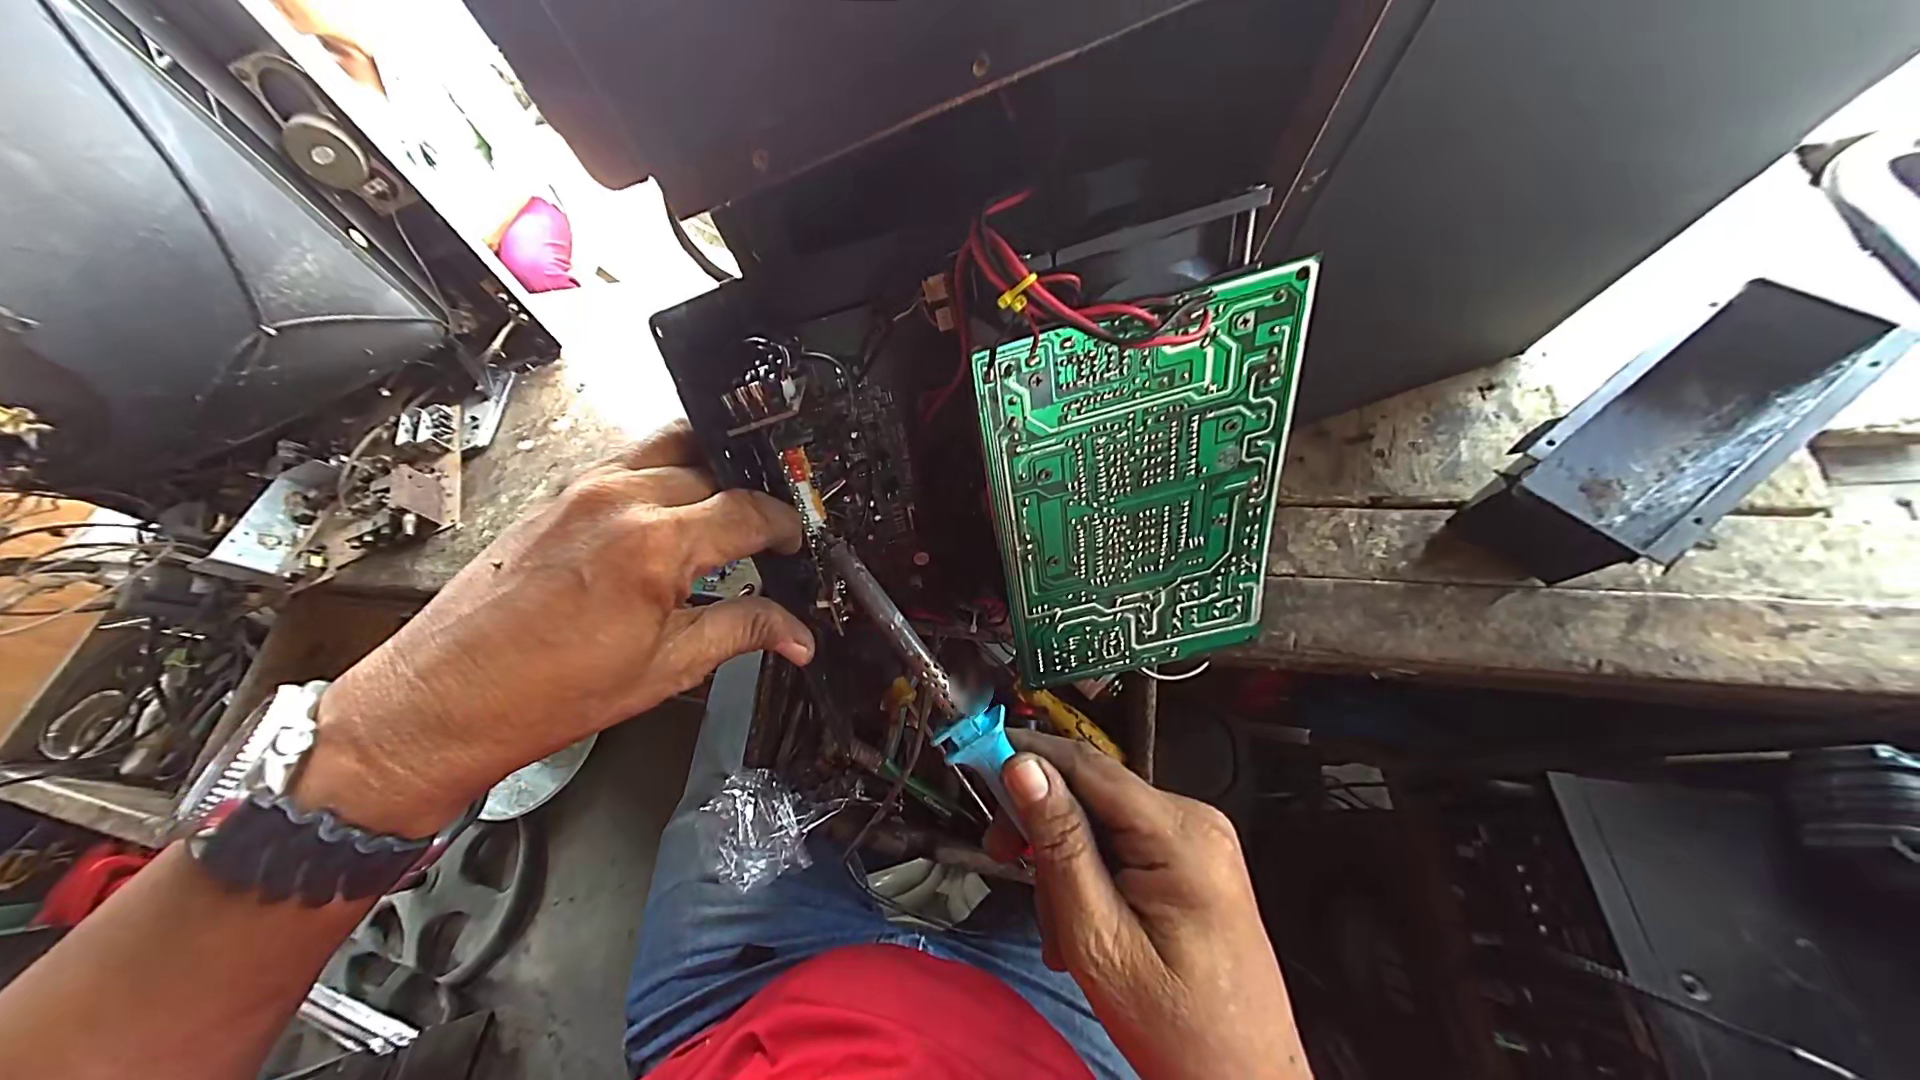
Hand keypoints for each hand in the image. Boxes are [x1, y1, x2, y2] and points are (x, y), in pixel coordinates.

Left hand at [295, 421, 814, 835]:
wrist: (444, 700)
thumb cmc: (545, 692)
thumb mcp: (668, 665)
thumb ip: (744, 631)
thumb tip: (796, 635)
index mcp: (654, 544)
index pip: (748, 511)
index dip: (784, 527)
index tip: (793, 543)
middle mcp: (619, 500)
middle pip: (715, 467)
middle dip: (751, 497)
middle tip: (766, 531)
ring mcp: (583, 490)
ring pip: (672, 446)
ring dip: (709, 469)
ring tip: (725, 508)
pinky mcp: (558, 495)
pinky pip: (630, 460)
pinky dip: (665, 472)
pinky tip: (672, 511)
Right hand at [992, 730, 1310, 1079]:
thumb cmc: (1179, 1030)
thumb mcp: (1099, 938)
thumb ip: (1059, 844)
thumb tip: (1023, 767)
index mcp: (1180, 833)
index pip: (1087, 764)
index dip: (1027, 754)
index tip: (978, 761)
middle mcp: (1194, 820)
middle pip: (1091, 791)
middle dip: (1042, 825)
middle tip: (1005, 857)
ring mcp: (1196, 840)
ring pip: (1099, 820)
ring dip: (1064, 862)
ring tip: (1061, 927)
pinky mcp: (1191, 860)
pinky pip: (1120, 843)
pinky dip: (1089, 873)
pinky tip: (1082, 921)